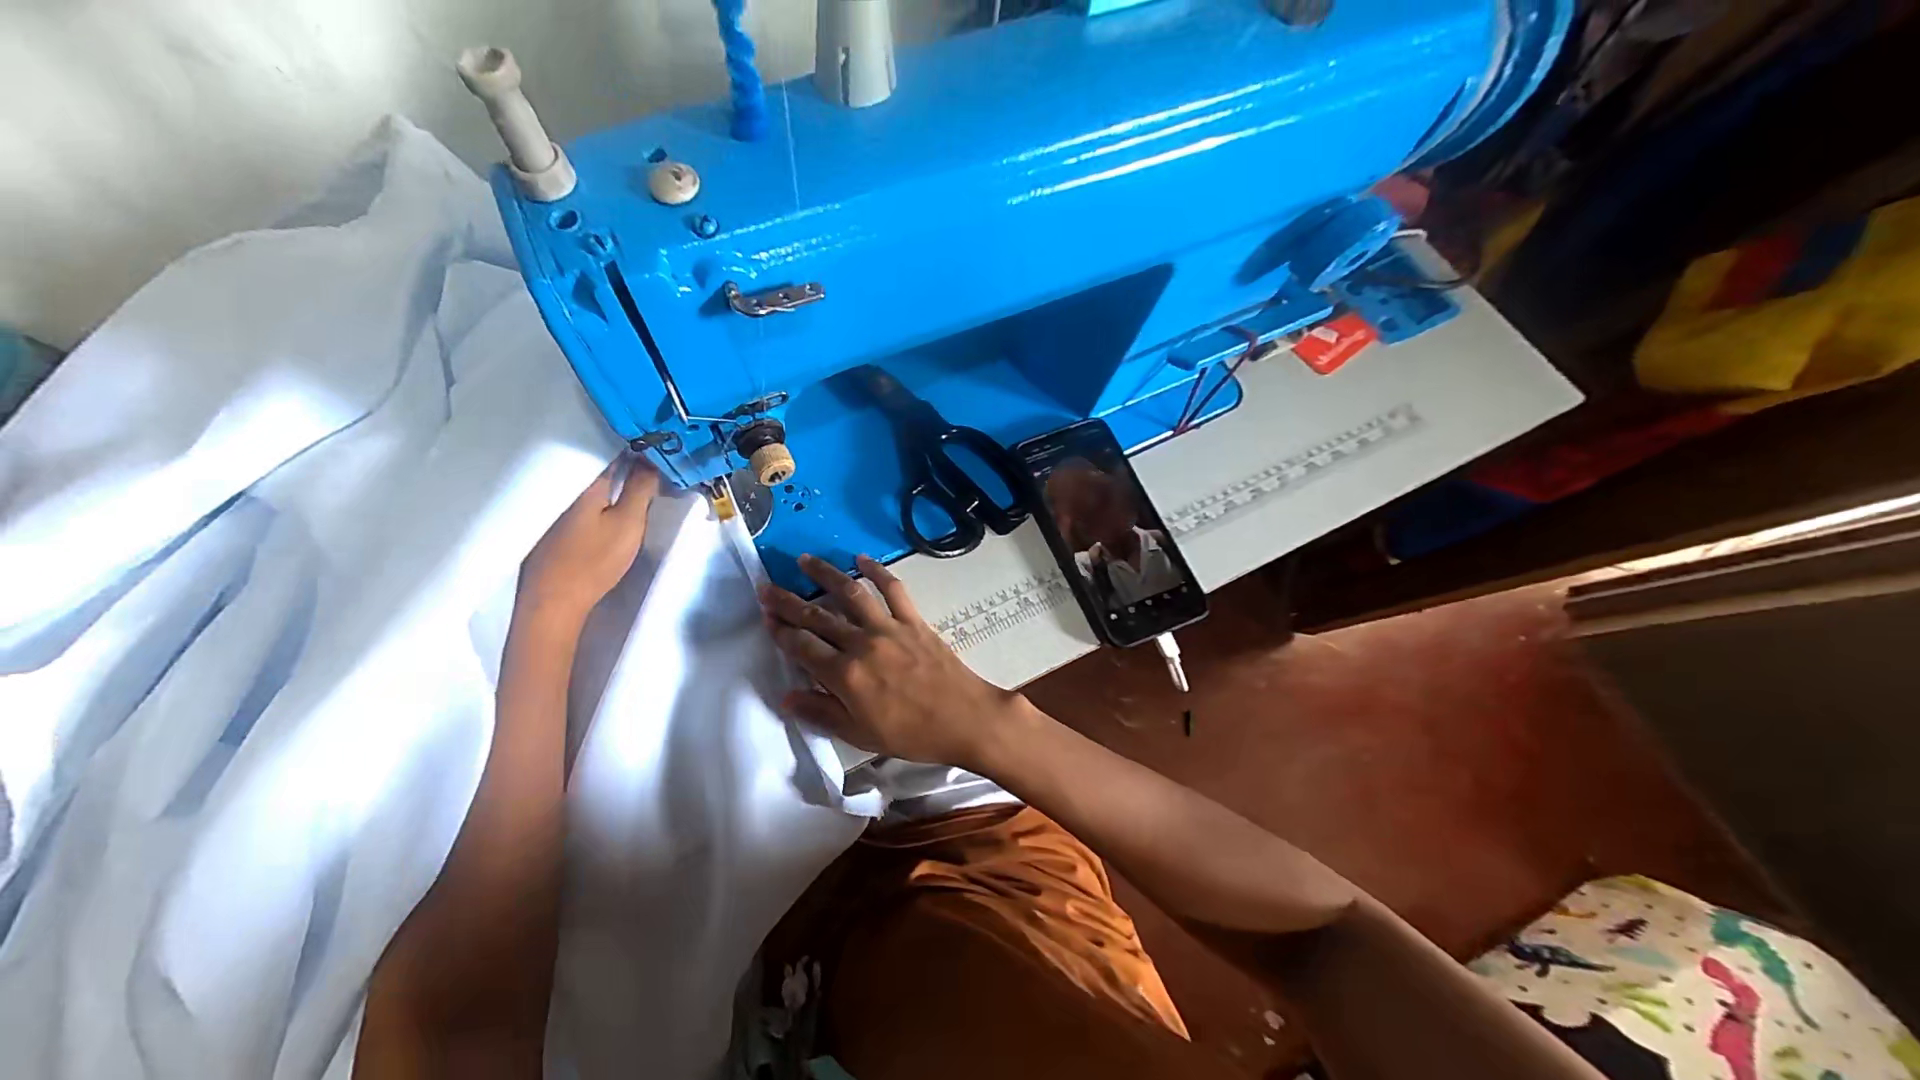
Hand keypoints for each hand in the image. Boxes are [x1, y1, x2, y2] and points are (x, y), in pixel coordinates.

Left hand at [517, 456, 659, 627]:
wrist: (554, 602)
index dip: (637, 449)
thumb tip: (650, 458)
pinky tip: (611, 506)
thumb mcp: (628, 523)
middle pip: (599, 469)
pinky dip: (599, 500)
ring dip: (613, 483)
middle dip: (626, 464)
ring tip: (639, 483)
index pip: (613, 453)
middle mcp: (567, 491)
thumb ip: (640, 489)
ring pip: (589, 487)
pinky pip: (581, 503)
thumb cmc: (595, 560)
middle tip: (655, 465)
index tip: (659, 448)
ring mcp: (556, 512)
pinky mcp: (553, 531)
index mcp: (586, 484)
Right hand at [759, 554, 1025, 768]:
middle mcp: (862, 644)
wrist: (965, 718)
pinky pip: (893, 589)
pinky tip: (862, 558)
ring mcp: (889, 628)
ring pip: (850, 593)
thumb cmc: (912, 734)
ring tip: (805, 560)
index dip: (781, 632)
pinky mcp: (913, 620)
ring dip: (825, 574)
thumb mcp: (860, 735)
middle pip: (817, 616)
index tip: (766, 617)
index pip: (802, 647)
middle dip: (788, 601)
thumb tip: (786, 697)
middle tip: (767, 587)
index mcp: (845, 676)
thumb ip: (821, 713)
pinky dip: (877, 571)